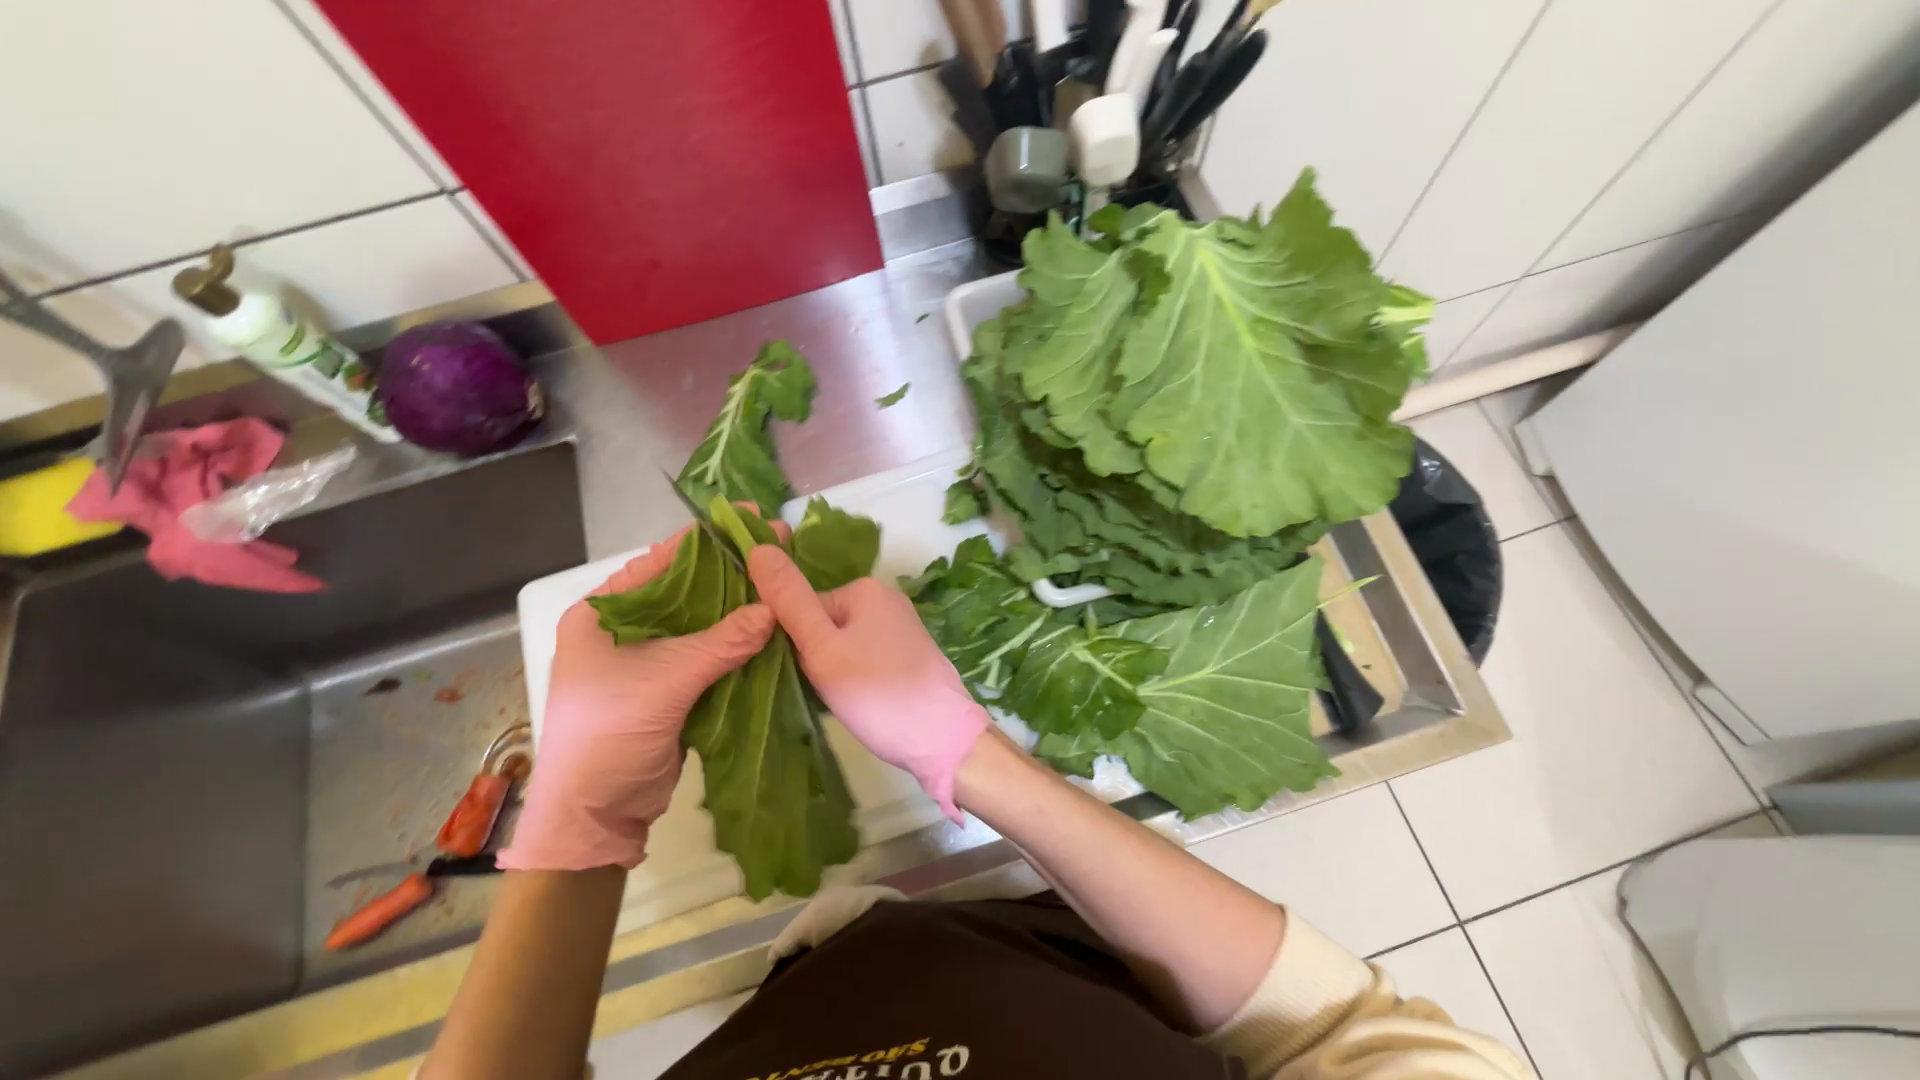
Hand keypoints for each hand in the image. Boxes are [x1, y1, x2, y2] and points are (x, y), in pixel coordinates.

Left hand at [498, 526, 776, 871]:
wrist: (595, 816)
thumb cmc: (609, 737)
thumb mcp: (663, 683)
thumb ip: (720, 643)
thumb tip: (772, 609)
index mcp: (602, 615)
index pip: (659, 563)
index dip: (706, 540)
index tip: (749, 517)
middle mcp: (623, 629)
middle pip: (685, 590)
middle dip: (730, 573)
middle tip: (777, 547)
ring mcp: (647, 660)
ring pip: (701, 624)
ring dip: (738, 609)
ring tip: (783, 583)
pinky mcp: (671, 687)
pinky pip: (710, 655)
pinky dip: (738, 644)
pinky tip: (773, 628)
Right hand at [748, 546, 988, 821]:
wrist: (942, 739)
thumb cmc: (877, 693)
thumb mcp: (823, 648)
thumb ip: (789, 602)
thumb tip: (758, 548)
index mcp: (864, 588)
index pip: (803, 607)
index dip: (794, 643)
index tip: (803, 673)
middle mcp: (886, 599)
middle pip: (824, 624)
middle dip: (815, 658)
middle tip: (825, 690)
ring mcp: (901, 629)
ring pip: (843, 645)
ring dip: (833, 671)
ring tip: (843, 700)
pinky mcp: (909, 656)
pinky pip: (865, 659)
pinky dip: (855, 679)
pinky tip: (860, 702)